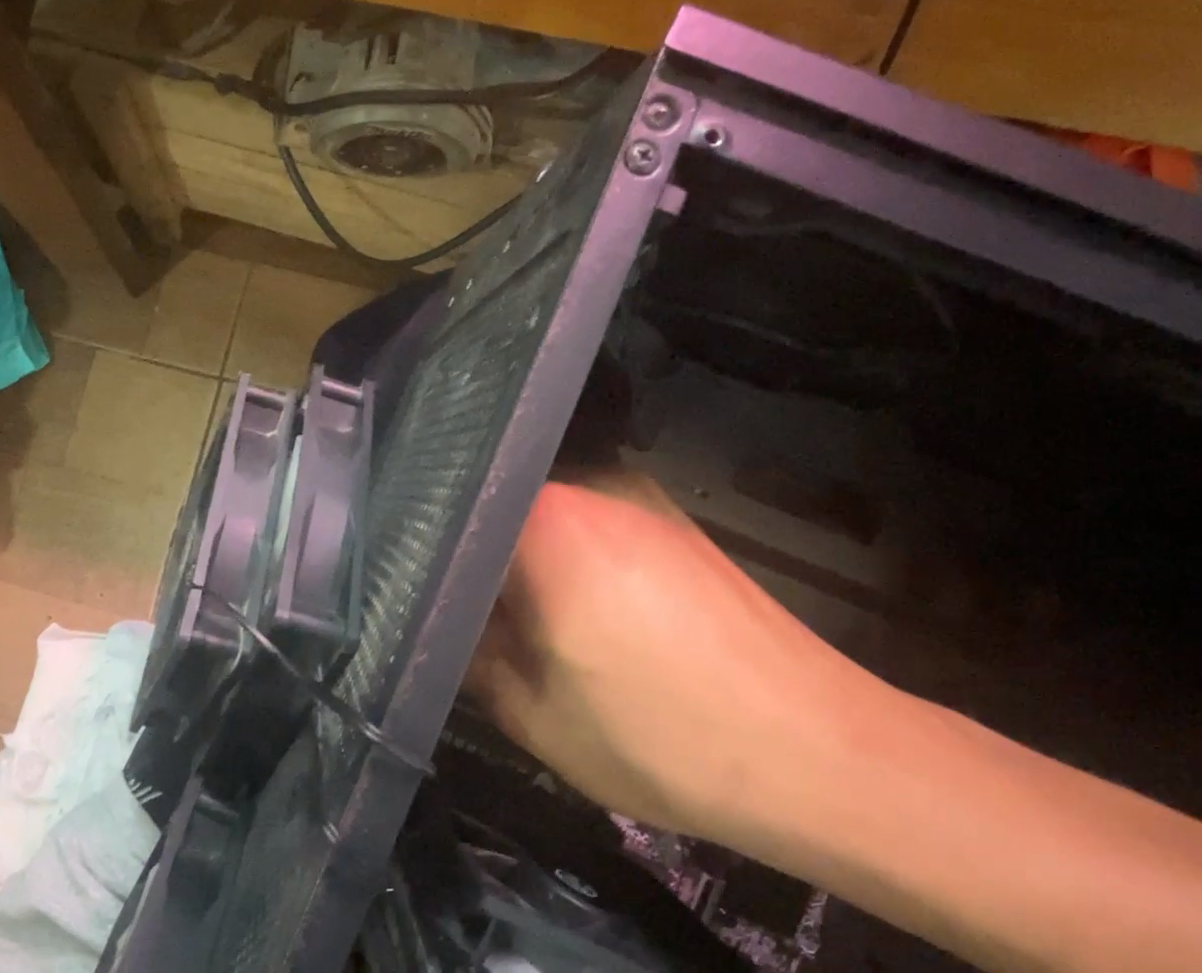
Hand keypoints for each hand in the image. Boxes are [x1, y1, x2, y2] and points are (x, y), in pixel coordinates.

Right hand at [467, 472, 890, 839]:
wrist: (824, 757)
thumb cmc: (662, 737)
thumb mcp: (531, 714)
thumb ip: (467, 654)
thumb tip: (443, 622)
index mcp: (545, 519)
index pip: (452, 521)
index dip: (427, 563)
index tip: (419, 603)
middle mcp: (591, 486)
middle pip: (501, 514)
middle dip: (480, 564)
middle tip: (468, 621)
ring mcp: (644, 500)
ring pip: (549, 524)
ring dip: (529, 567)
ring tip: (531, 627)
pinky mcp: (680, 527)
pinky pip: (598, 535)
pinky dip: (576, 569)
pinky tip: (594, 624)